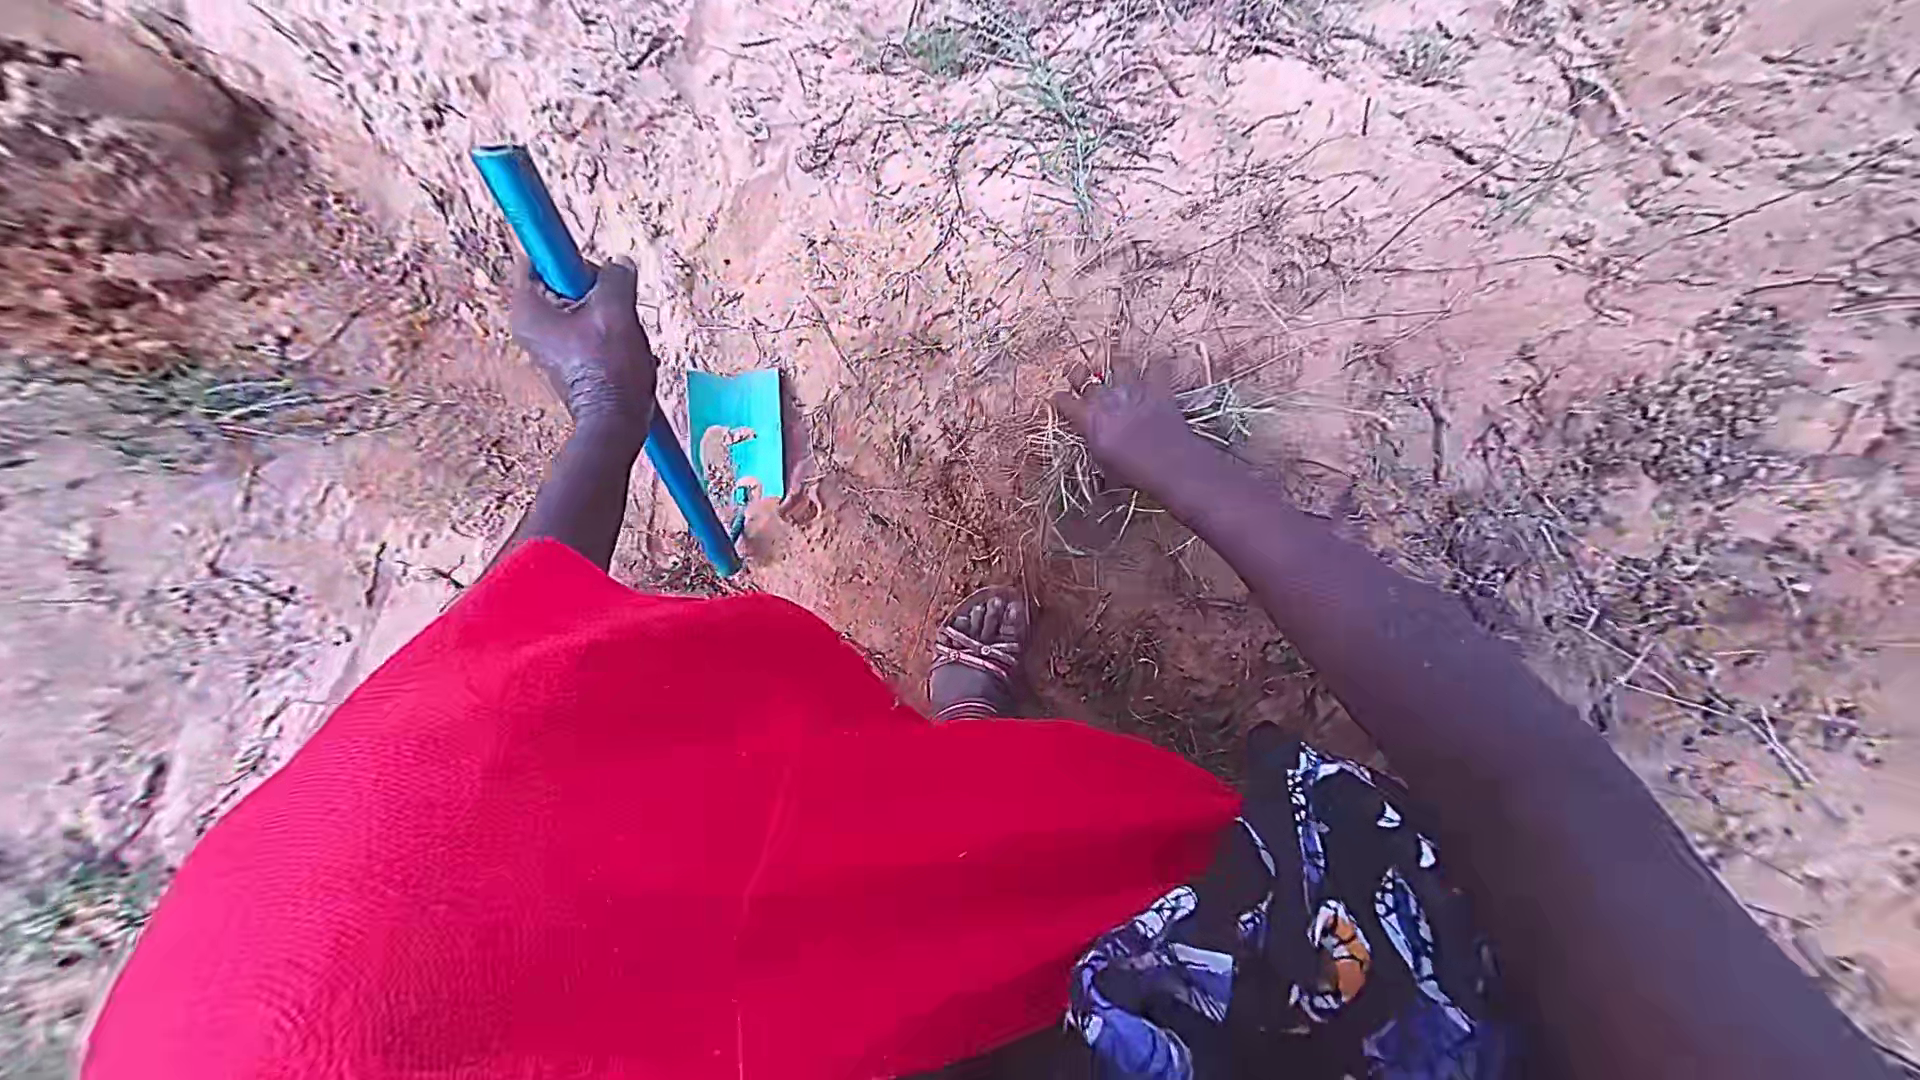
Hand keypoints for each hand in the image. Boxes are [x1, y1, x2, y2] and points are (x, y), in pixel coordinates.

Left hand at [511, 255, 656, 437]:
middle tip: (616, 315)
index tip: (595, 276)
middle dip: (599, 296)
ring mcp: (551, 346)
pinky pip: (592, 334)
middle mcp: (531, 326)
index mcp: (527, 310)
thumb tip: (619, 264)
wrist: (616, 422)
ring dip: (612, 320)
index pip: (537, 260)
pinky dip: (612, 339)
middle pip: (566, 286)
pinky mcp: (571, 361)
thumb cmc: (610, 372)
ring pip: (584, 311)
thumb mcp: (616, 313)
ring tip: (623, 341)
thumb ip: (615, 280)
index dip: (571, 262)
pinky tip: (625, 355)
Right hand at [1050, 363, 1214, 493]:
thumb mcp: (1102, 462)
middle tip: (1076, 374)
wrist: (1167, 464)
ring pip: (1117, 362)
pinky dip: (1154, 365)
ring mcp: (1131, 389)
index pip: (1063, 401)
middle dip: (1076, 374)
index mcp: (1087, 418)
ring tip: (1112, 361)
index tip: (1059, 401)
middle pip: (1083, 376)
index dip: (1059, 400)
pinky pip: (1156, 367)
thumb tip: (1089, 436)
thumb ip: (1091, 441)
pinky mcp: (1157, 387)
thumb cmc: (1132, 470)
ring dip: (1112, 361)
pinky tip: (1153, 366)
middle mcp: (1105, 398)